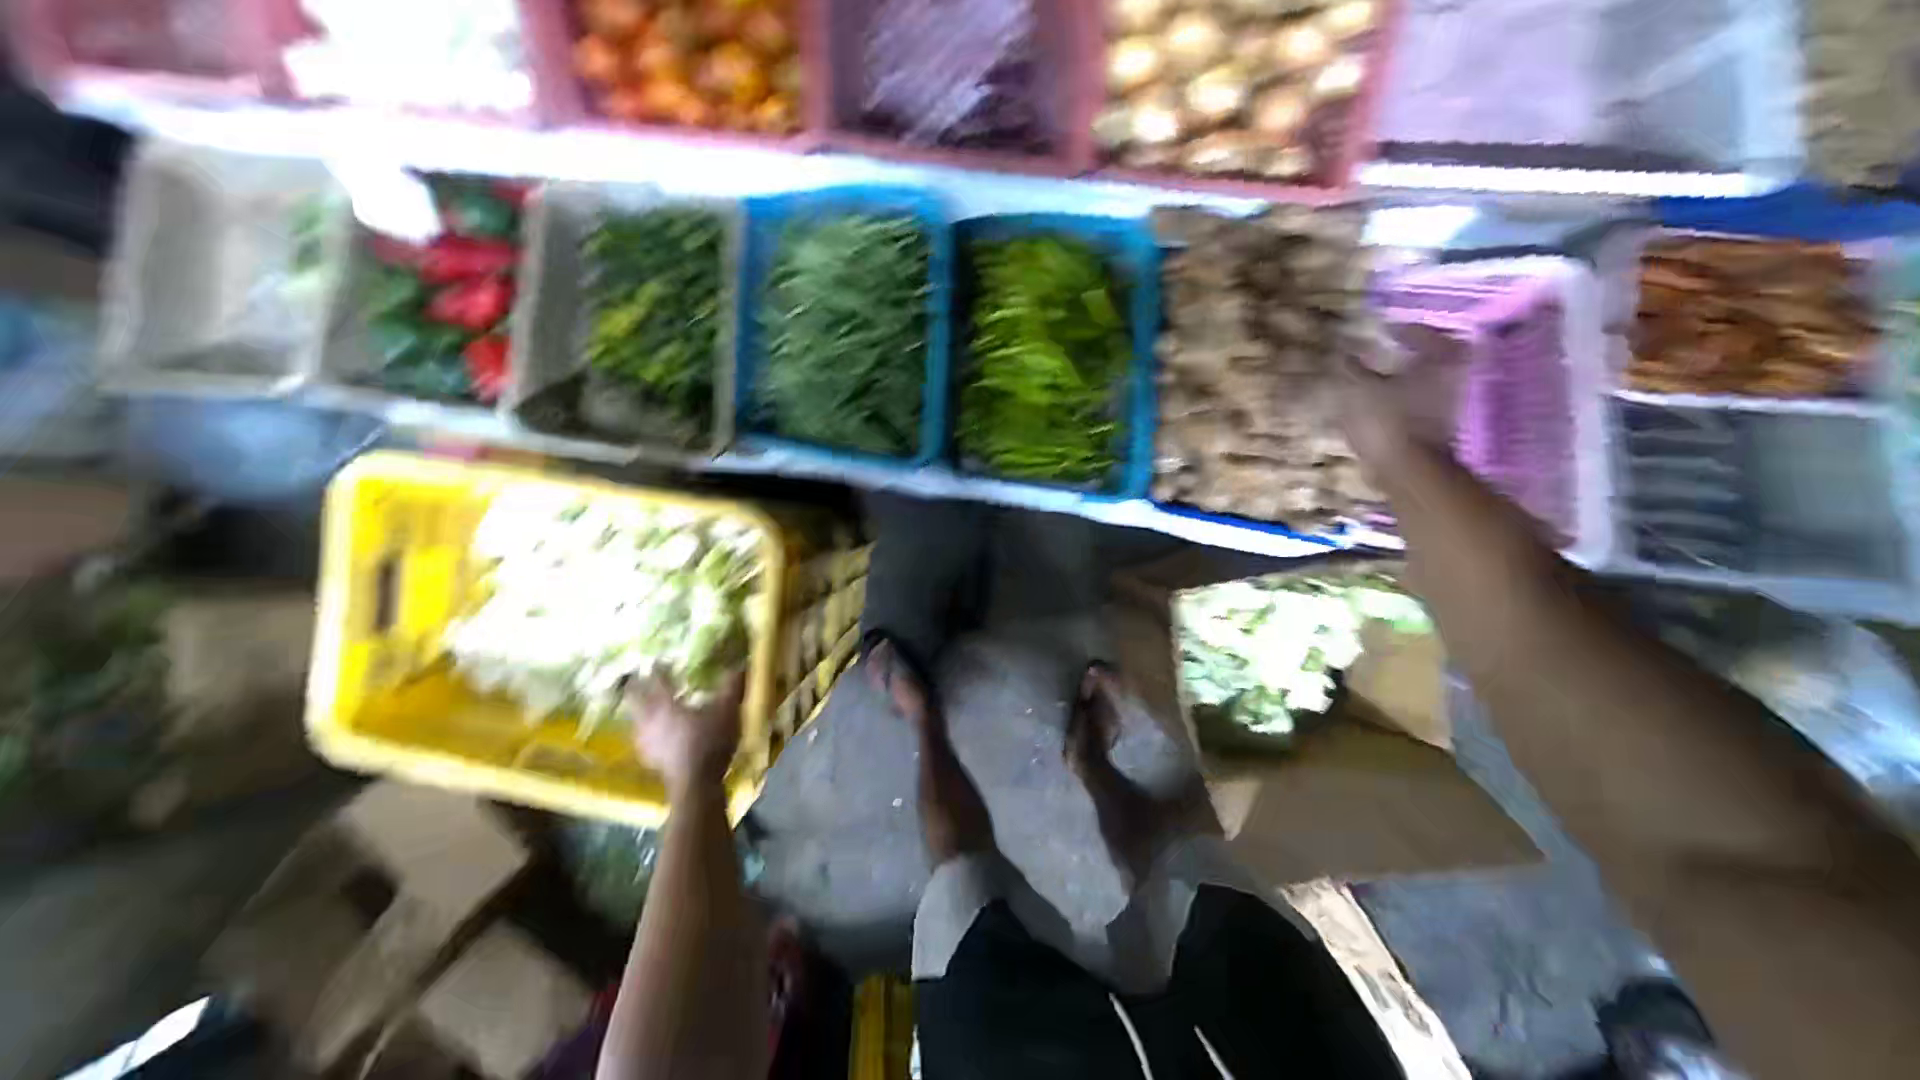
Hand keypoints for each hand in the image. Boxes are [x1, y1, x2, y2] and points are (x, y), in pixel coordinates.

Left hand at [625, 669, 745, 800]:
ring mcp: (645, 741)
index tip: (660, 661)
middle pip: (634, 698)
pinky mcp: (648, 759)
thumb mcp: (728, 709)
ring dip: (639, 710)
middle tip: (640, 679)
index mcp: (664, 703)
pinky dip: (646, 731)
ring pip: (634, 719)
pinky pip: (641, 738)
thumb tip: (740, 663)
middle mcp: (648, 719)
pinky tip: (655, 735)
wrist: (696, 784)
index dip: (658, 668)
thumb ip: (732, 685)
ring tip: (646, 706)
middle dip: (636, 687)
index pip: (656, 679)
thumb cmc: (710, 741)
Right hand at [1337, 323, 1468, 470]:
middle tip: (1391, 347)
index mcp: (1441, 357)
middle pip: (1435, 353)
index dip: (1404, 330)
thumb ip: (1354, 369)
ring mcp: (1451, 401)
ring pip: (1430, 377)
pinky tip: (1385, 400)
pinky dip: (1408, 395)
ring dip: (1410, 373)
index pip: (1425, 332)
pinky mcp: (1441, 423)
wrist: (1407, 469)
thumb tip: (1345, 354)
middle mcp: (1454, 374)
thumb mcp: (1360, 389)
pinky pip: (1424, 399)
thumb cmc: (1386, 420)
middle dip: (1413, 350)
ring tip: (1383, 374)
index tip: (1386, 329)